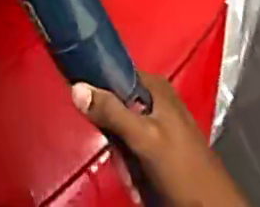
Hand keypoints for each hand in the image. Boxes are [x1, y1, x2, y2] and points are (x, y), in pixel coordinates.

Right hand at [73, 74, 248, 206]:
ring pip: (123, 136)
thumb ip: (111, 112)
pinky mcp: (160, 148)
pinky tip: (141, 184)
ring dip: (124, 161)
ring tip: (135, 178)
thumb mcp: (143, 138)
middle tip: (123, 160)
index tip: (94, 115)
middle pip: (116, 110)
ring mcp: (159, 125)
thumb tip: (77, 87)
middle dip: (115, 141)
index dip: (102, 95)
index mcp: (155, 87)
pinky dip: (133, 170)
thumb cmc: (182, 168)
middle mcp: (156, 100)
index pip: (115, 76)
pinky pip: (133, 152)